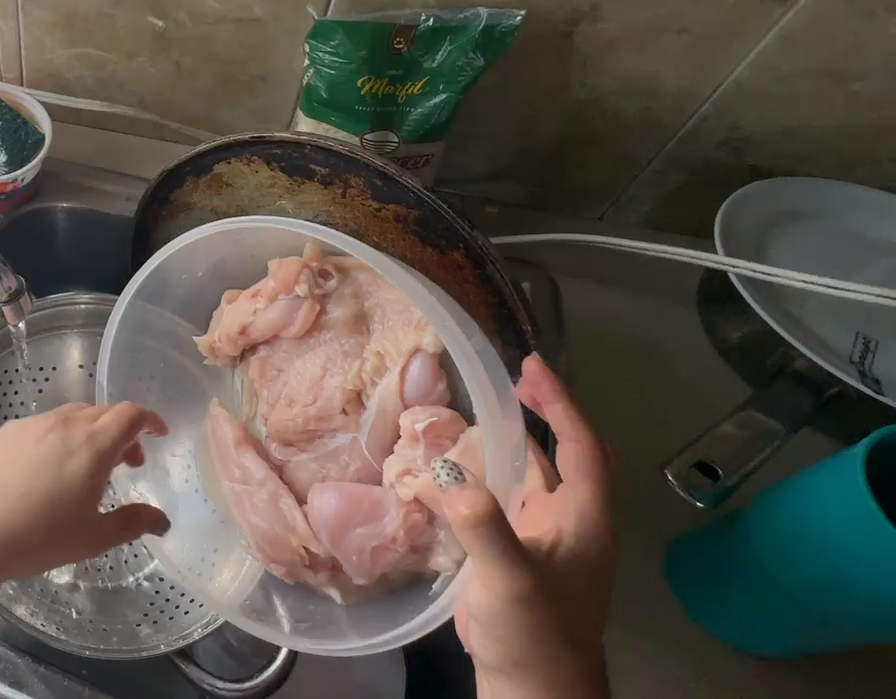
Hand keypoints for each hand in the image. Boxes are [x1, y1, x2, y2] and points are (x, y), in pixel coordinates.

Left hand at [0, 402, 170, 584]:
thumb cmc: (39, 536)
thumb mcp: (94, 537)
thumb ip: (132, 522)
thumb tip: (161, 518)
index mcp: (92, 444)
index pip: (129, 414)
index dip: (149, 419)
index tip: (159, 434)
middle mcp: (64, 424)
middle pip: (103, 411)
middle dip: (123, 430)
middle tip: (130, 463)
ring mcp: (33, 424)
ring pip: (73, 415)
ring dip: (92, 432)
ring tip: (91, 468)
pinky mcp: (8, 431)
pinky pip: (46, 424)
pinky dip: (63, 436)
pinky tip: (52, 469)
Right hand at [432, 355, 614, 698]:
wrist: (532, 688)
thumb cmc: (533, 634)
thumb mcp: (509, 580)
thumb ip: (484, 526)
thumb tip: (449, 473)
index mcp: (583, 521)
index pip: (582, 449)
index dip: (560, 404)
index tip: (530, 366)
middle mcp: (568, 521)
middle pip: (565, 453)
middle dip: (543, 412)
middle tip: (508, 377)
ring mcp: (543, 536)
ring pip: (533, 471)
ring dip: (511, 437)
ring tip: (477, 407)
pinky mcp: (515, 548)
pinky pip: (503, 492)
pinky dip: (482, 467)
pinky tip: (451, 461)